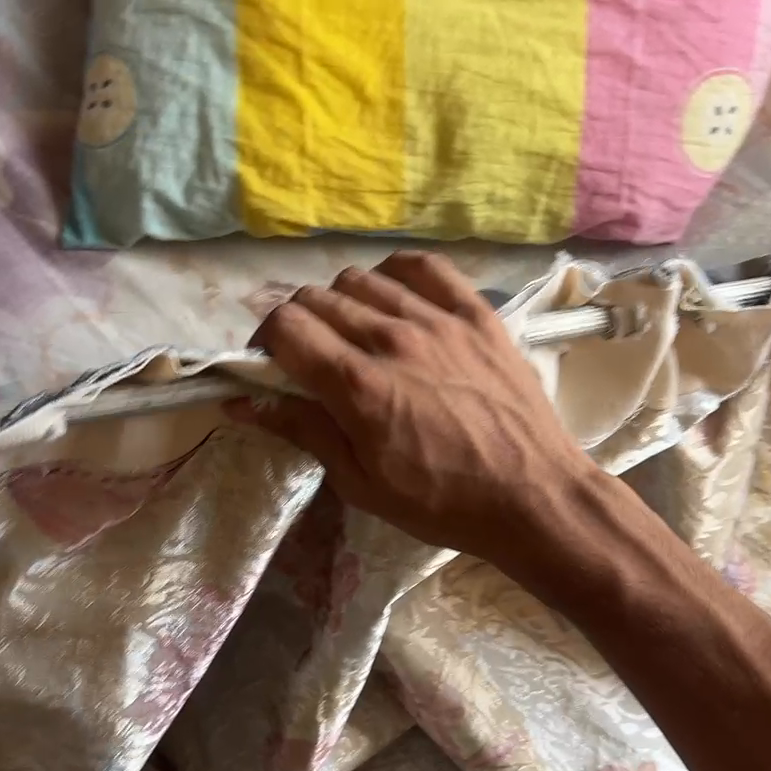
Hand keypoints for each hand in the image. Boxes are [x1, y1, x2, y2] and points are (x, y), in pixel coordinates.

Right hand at [232, 251, 600, 565]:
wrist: (531, 495)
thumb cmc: (441, 503)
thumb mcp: (360, 483)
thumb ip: (302, 430)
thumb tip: (240, 402)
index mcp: (358, 386)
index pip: (285, 326)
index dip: (264, 342)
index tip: (270, 365)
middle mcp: (393, 338)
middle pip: (316, 299)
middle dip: (297, 326)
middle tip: (309, 360)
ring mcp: (438, 319)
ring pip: (361, 279)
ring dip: (340, 303)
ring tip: (353, 336)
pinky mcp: (476, 312)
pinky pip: (422, 267)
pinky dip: (393, 276)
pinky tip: (394, 300)